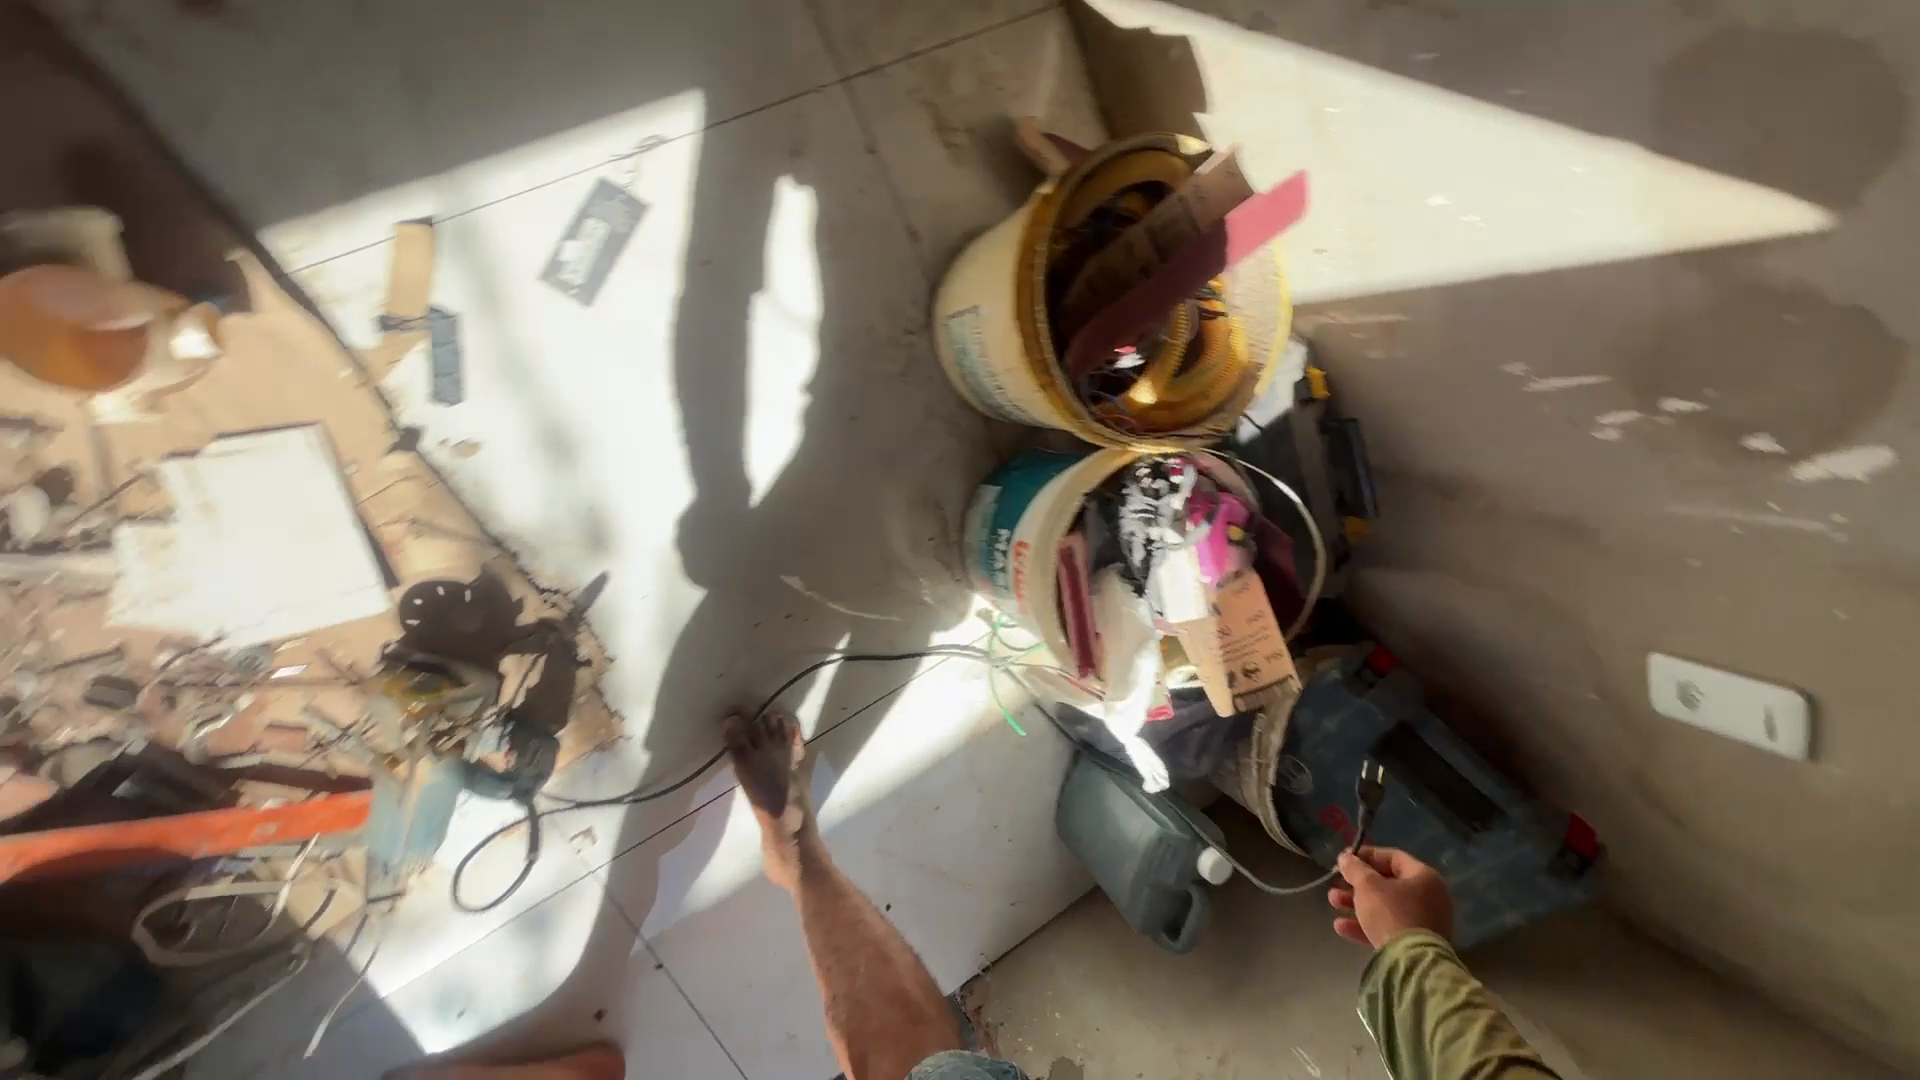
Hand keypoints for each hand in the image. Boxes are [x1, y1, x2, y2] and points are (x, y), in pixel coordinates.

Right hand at [1327, 846, 1453, 947]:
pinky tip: (1341, 927)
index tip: (1343, 860)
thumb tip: (1346, 858)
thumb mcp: (1367, 885)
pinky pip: (1388, 927)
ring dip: (1356, 902)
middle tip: (1336, 882)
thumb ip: (1354, 868)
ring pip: (1384, 906)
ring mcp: (1424, 923)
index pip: (1392, 857)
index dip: (1365, 855)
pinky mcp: (1416, 944)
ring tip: (1333, 901)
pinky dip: (1365, 924)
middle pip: (1386, 883)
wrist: (1413, 964)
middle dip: (1356, 883)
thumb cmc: (1391, 913)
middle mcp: (1429, 897)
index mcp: (1423, 877)